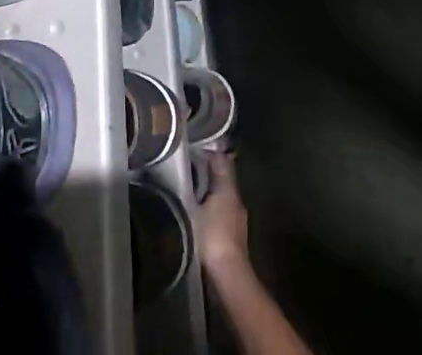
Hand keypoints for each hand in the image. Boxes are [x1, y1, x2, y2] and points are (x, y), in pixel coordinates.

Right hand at [195, 150, 249, 272]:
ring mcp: (237, 217)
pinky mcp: (235, 233)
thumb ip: (189, 189)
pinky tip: (199, 213)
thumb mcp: (194, 209)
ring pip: (223, 195)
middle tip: (187, 166)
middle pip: (223, 177)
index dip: (209, 152)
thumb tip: (184, 173)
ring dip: (210, 190)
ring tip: (190, 188)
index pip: (221, 161)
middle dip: (208, 171)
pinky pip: (222, 210)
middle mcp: (236, 199)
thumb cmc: (211, 236)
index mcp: (228, 189)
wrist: (229, 272)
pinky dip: (212, 206)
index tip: (193, 147)